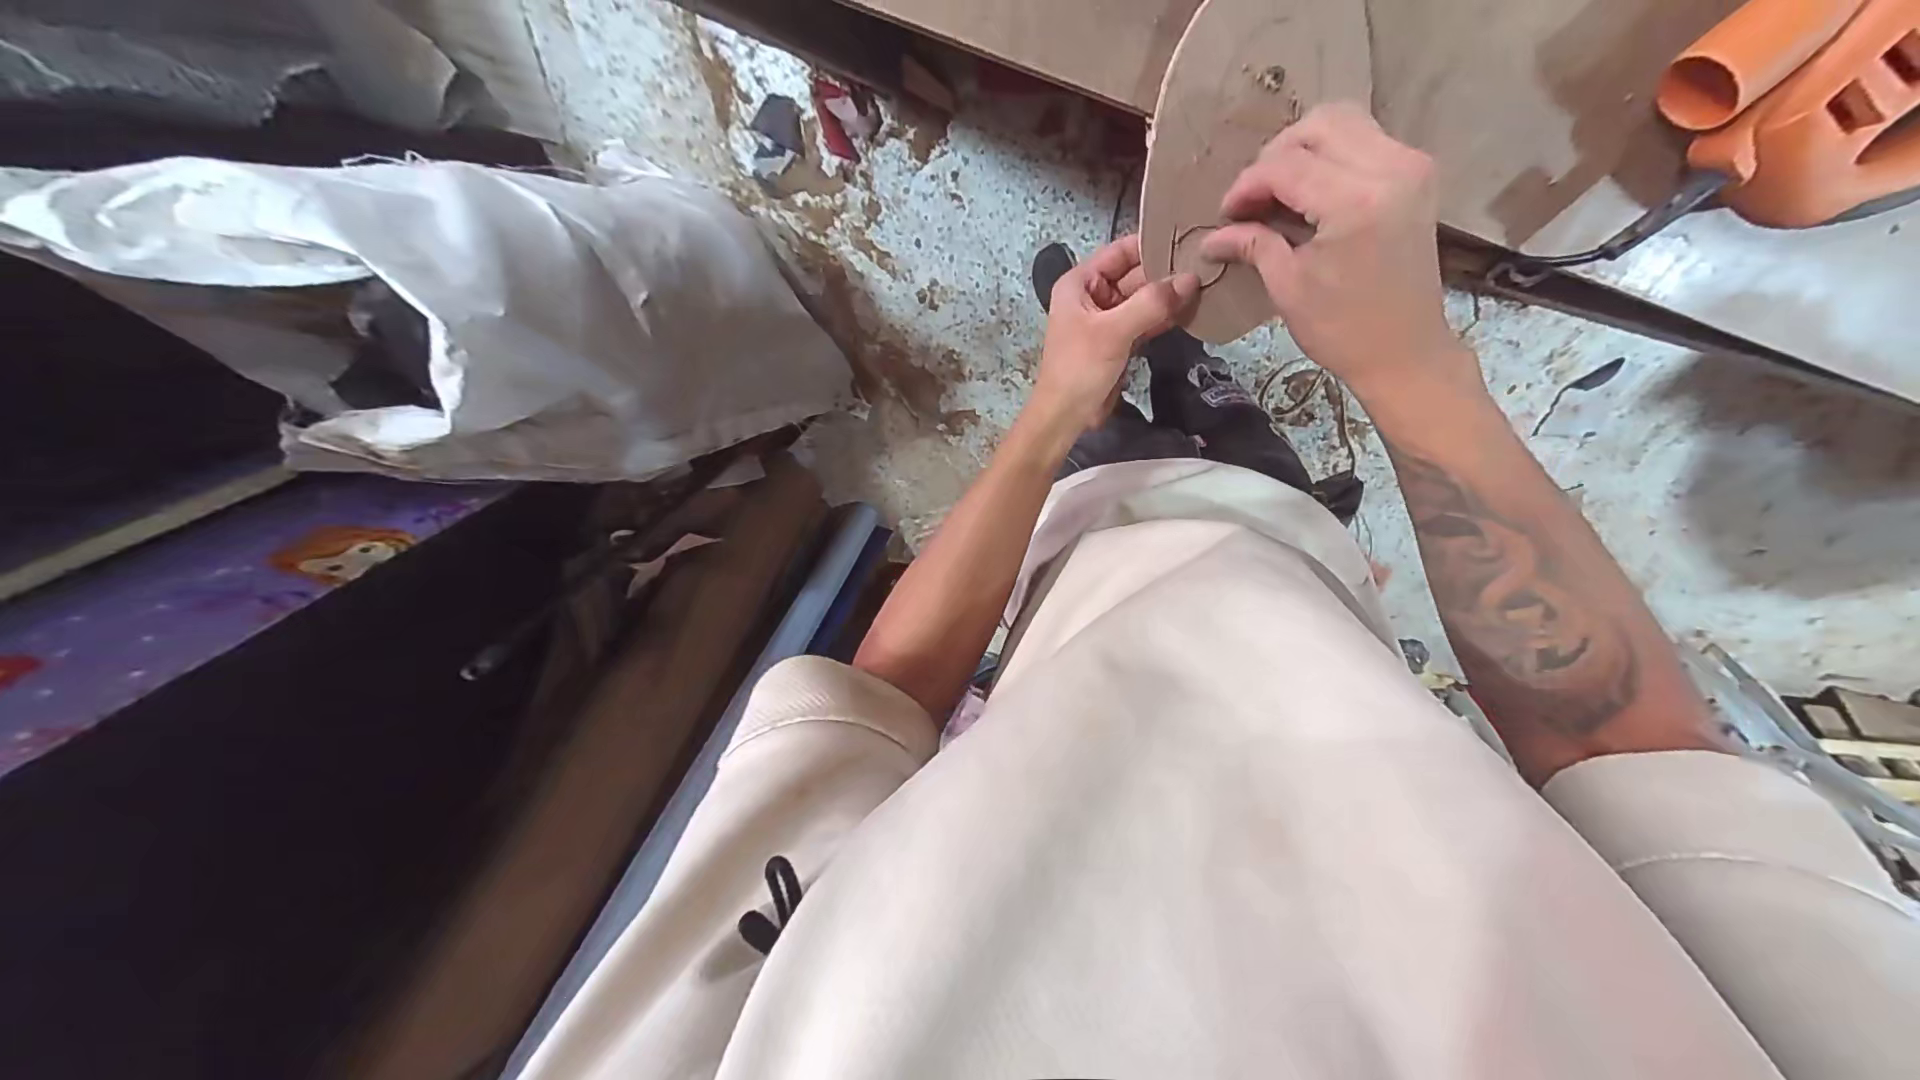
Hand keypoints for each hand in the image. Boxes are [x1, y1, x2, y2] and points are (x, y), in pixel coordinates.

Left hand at [1031, 235, 1198, 434]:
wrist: (1065, 416)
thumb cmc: (1079, 369)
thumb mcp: (1114, 331)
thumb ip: (1151, 303)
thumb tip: (1191, 279)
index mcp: (1080, 283)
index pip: (1120, 251)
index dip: (1152, 244)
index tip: (1190, 239)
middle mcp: (1092, 296)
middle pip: (1136, 275)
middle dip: (1167, 272)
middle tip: (1209, 263)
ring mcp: (1107, 320)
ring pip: (1143, 300)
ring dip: (1169, 296)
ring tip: (1208, 283)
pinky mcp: (1119, 342)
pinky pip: (1145, 321)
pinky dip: (1164, 318)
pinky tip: (1191, 310)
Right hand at [1201, 102, 1477, 403]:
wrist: (1404, 350)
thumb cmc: (1340, 328)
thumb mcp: (1288, 287)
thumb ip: (1254, 245)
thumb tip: (1212, 237)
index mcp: (1356, 202)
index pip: (1287, 165)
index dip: (1247, 185)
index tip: (1225, 214)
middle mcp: (1391, 168)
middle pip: (1320, 125)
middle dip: (1274, 157)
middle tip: (1251, 199)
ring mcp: (1411, 166)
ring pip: (1345, 122)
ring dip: (1302, 151)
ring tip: (1277, 192)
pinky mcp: (1417, 174)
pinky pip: (1364, 140)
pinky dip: (1329, 157)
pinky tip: (1307, 192)